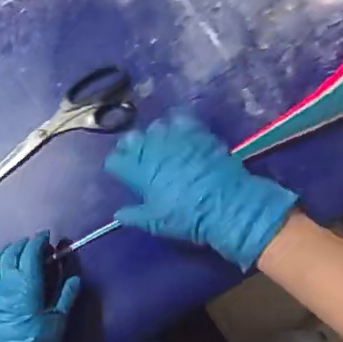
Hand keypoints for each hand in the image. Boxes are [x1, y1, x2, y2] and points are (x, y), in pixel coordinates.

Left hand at [0, 232, 80, 341]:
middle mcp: (6, 280)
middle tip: (33, 244)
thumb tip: (74, 277)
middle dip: (23, 244)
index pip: (31, 251)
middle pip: (12, 252)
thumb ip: (66, 295)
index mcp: (26, 281)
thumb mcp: (57, 321)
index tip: (46, 236)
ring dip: (6, 252)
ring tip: (15, 251)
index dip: (39, 241)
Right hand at [105, 113, 297, 269]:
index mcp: (138, 171)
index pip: (115, 160)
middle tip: (138, 157)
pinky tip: (180, 131)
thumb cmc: (187, 217)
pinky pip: (181, 119)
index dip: (116, 164)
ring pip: (155, 126)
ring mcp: (175, 138)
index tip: (121, 171)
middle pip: (131, 139)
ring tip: (160, 144)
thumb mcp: (156, 222)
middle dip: (131, 146)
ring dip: (154, 135)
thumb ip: (134, 215)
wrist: (227, 205)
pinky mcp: (197, 132)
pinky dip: (178, 123)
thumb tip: (119, 214)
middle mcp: (152, 150)